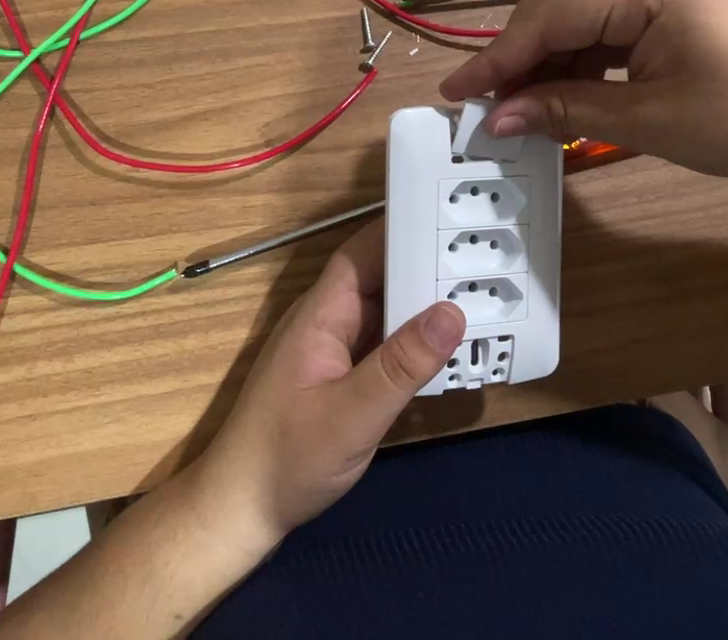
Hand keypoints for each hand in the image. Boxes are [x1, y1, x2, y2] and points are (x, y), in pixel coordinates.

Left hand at [192, 223, 464, 545]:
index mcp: (321, 315)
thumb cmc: (288, 458)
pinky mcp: (343, 377)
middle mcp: (328, 323)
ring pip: (385, 313)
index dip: (401, 232)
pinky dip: (415, 341)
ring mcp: (335, 351)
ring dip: (423, 306)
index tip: (450, 218)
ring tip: (480, 293)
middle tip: (483, 258)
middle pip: (379, 279)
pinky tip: (450, 347)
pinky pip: (385, 345)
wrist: (244, 510)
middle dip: (423, 268)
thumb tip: (451, 312)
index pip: (361, 254)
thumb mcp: (352, 415)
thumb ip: (401, 365)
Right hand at [438, 0, 727, 184]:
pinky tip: (578, 80)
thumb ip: (565, 108)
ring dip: (554, 46)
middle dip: (521, 47)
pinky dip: (591, 44)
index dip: (497, 57)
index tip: (453, 94)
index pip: (548, 12)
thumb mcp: (650, 121)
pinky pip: (621, 7)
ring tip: (531, 98)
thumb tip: (497, 118)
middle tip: (493, 101)